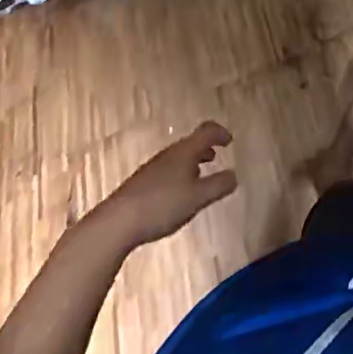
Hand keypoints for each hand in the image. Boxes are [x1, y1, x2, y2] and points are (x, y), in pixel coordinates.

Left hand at [96, 121, 237, 247]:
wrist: (117, 222)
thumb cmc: (162, 204)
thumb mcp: (198, 198)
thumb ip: (219, 185)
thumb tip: (235, 175)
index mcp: (185, 151)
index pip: (206, 131)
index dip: (220, 133)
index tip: (230, 141)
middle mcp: (169, 154)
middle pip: (191, 143)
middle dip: (206, 148)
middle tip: (217, 156)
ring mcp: (153, 168)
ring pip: (178, 157)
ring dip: (192, 162)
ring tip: (200, 176)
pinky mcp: (141, 183)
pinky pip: (167, 170)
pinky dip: (180, 173)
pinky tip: (177, 195)